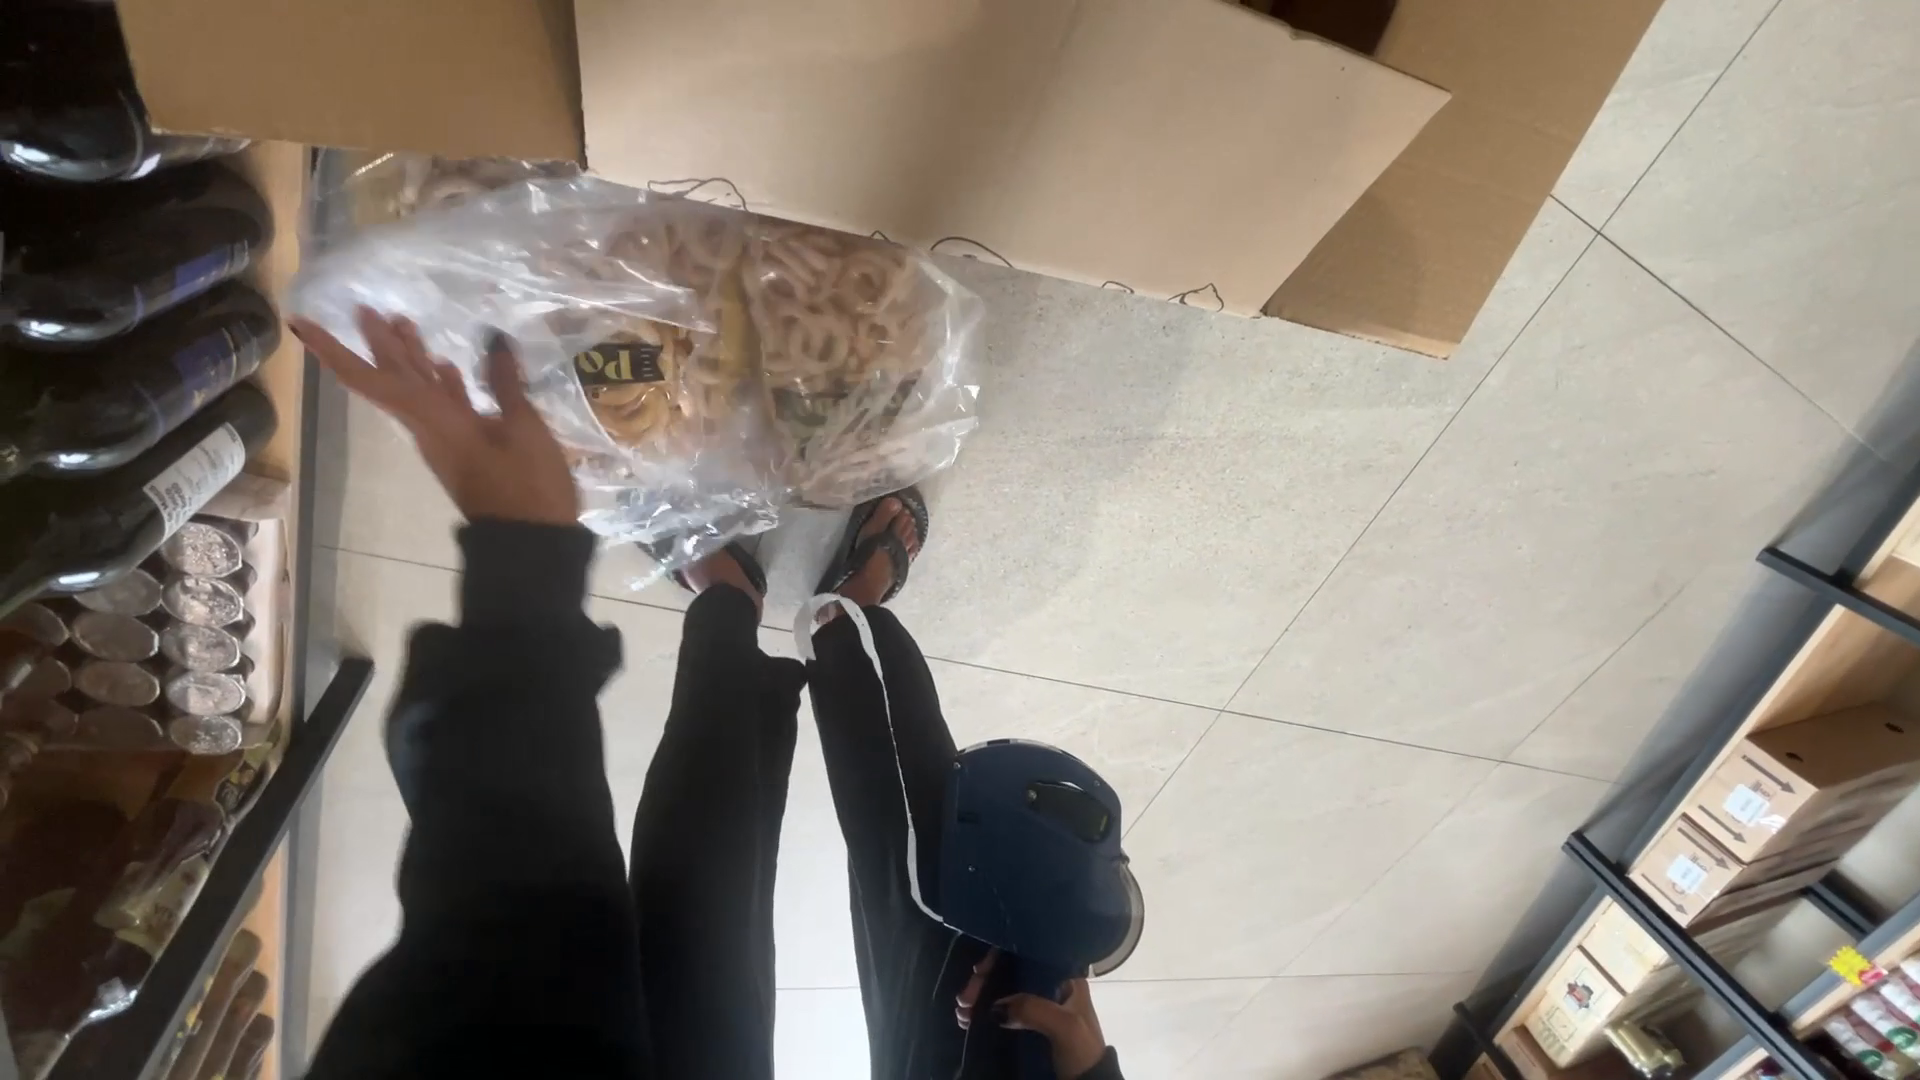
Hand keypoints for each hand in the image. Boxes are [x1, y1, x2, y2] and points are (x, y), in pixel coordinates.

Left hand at [291, 309, 578, 526]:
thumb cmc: (527, 484)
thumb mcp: (524, 430)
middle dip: (378, 345)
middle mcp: (429, 427)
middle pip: (392, 381)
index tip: (300, 321)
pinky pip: (442, 409)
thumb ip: (506, 383)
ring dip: (409, 361)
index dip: (334, 350)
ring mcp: (447, 440)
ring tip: (406, 325)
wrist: (530, 540)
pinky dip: (442, 385)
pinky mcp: (465, 450)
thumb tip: (493, 340)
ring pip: (416, 393)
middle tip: (369, 309)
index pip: (372, 379)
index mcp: (435, 420)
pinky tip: (450, 369)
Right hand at [956, 949, 1107, 1079]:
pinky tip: (968, 1019)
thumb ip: (1033, 1009)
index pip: (1026, 953)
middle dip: (984, 982)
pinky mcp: (1028, 1028)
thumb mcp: (1064, 1026)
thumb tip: (995, 1007)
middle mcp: (1049, 986)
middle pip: (1009, 972)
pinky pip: (1001, 1013)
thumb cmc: (1083, 1052)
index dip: (1000, 958)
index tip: (979, 971)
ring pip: (1002, 992)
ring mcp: (1037, 1007)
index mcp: (1064, 976)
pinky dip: (983, 1014)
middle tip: (964, 999)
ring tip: (962, 1011)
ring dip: (980, 998)